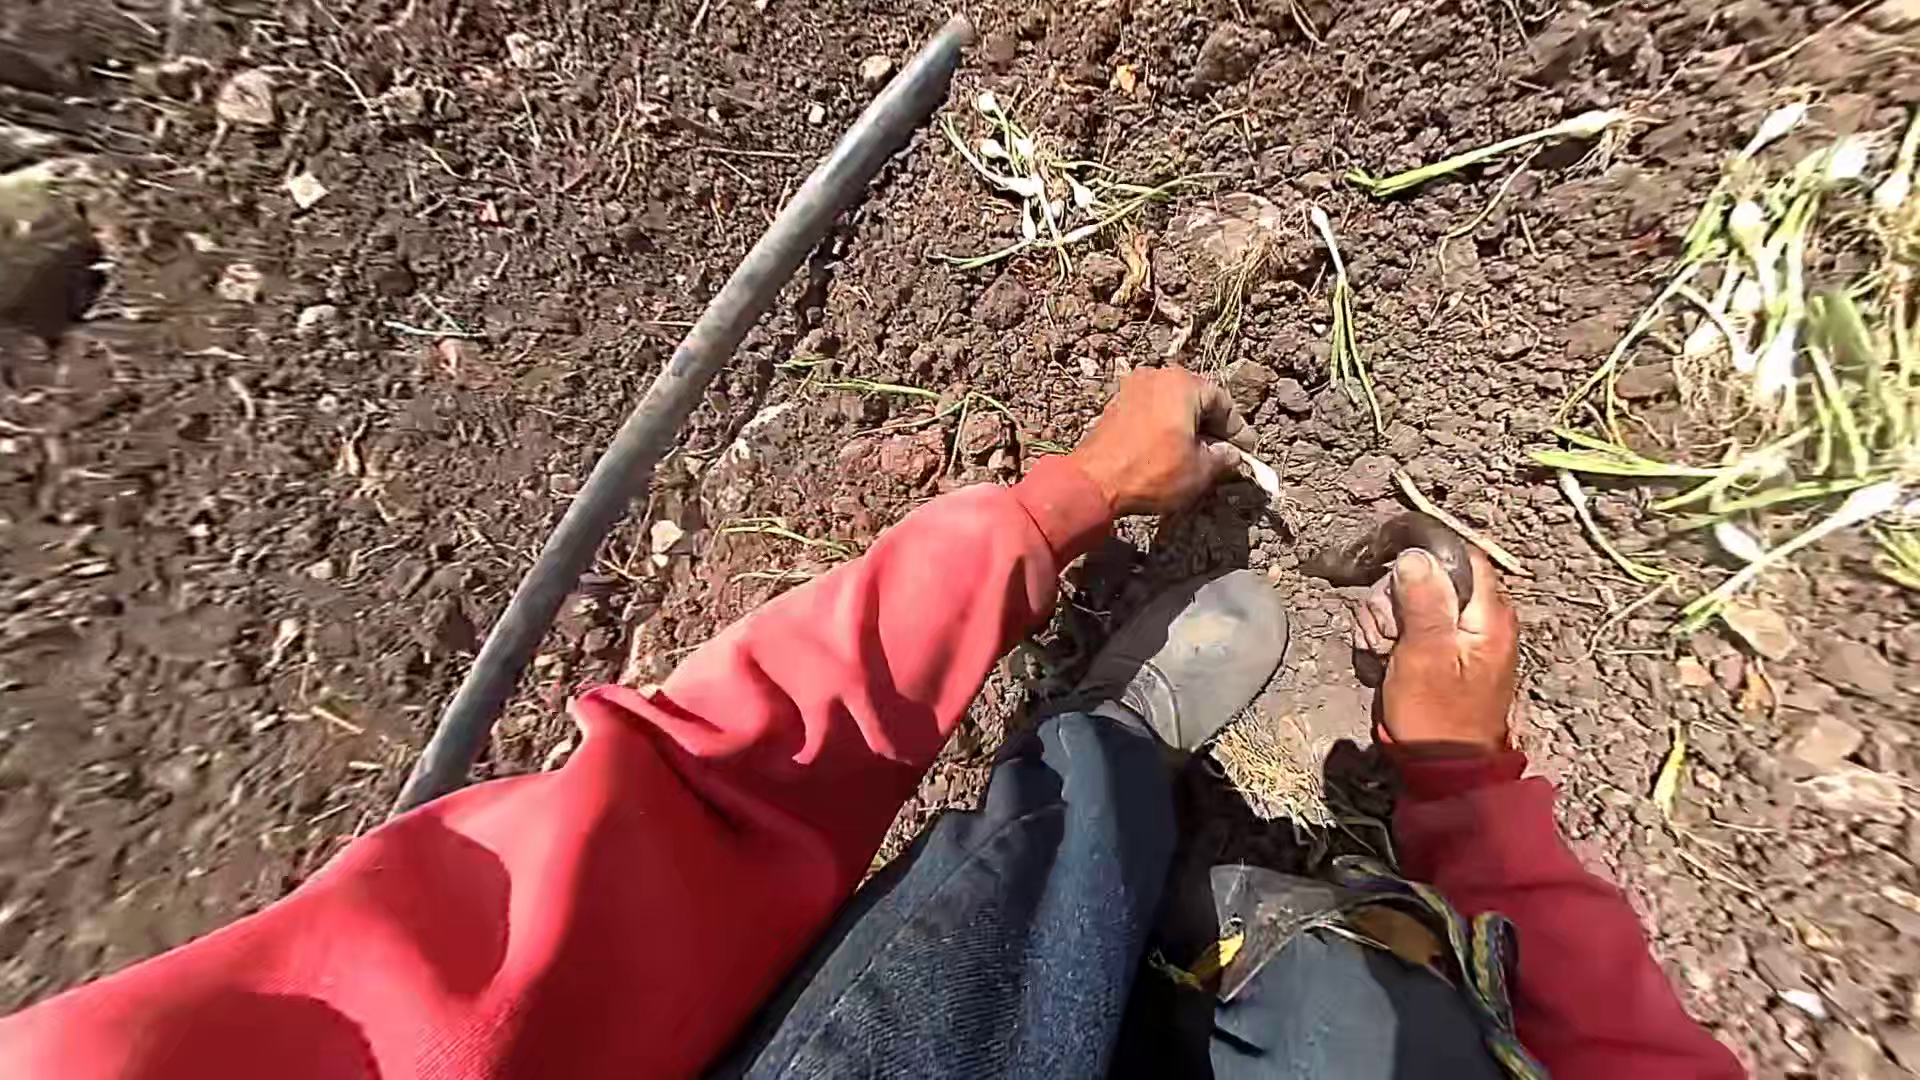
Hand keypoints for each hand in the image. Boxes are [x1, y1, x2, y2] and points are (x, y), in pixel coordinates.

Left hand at [1069, 366, 1255, 515]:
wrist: (1092, 483)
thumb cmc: (1150, 472)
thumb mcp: (1201, 470)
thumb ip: (1224, 458)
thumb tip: (1230, 455)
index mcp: (1181, 382)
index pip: (1223, 403)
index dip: (1238, 430)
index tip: (1247, 451)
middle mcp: (1154, 377)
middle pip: (1195, 401)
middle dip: (1212, 429)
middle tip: (1225, 455)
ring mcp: (1129, 392)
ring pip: (1170, 409)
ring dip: (1186, 431)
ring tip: (1197, 458)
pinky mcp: (1113, 410)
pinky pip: (1149, 416)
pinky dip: (1163, 432)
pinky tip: (1168, 455)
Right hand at [1352, 546, 1518, 753]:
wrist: (1438, 760)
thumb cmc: (1435, 711)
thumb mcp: (1426, 655)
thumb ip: (1423, 603)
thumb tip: (1414, 556)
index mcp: (1486, 615)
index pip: (1460, 559)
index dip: (1423, 558)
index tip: (1390, 575)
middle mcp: (1472, 618)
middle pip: (1422, 578)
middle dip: (1390, 598)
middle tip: (1387, 631)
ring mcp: (1450, 633)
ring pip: (1401, 600)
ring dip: (1380, 619)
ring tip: (1382, 649)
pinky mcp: (1430, 646)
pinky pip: (1397, 623)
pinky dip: (1380, 634)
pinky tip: (1379, 654)